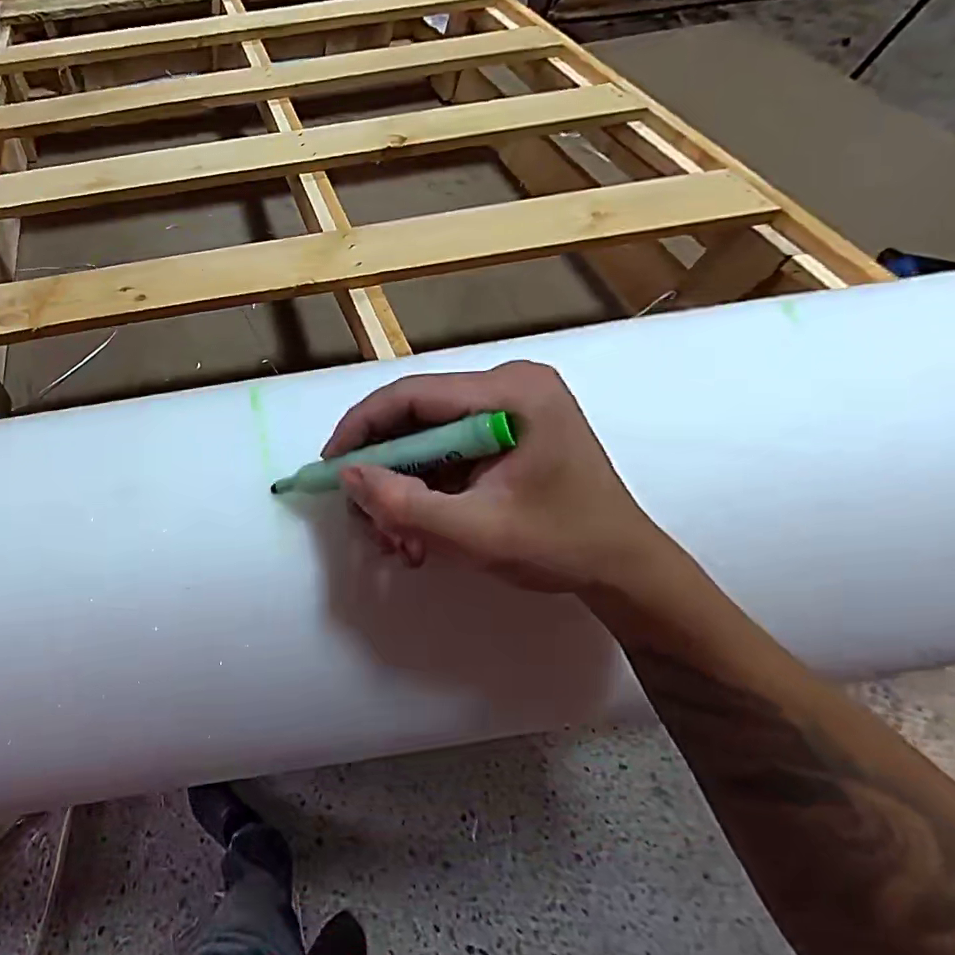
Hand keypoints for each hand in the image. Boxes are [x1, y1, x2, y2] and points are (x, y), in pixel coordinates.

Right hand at [324, 362, 678, 593]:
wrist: (624, 569)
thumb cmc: (562, 546)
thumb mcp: (476, 532)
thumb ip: (406, 505)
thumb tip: (348, 476)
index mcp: (512, 392)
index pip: (411, 395)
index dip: (361, 429)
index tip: (331, 468)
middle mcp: (508, 385)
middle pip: (413, 417)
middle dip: (382, 471)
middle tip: (365, 518)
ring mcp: (507, 407)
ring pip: (423, 438)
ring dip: (400, 488)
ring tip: (396, 539)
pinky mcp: (503, 430)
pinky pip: (443, 452)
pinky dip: (422, 490)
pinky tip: (417, 532)